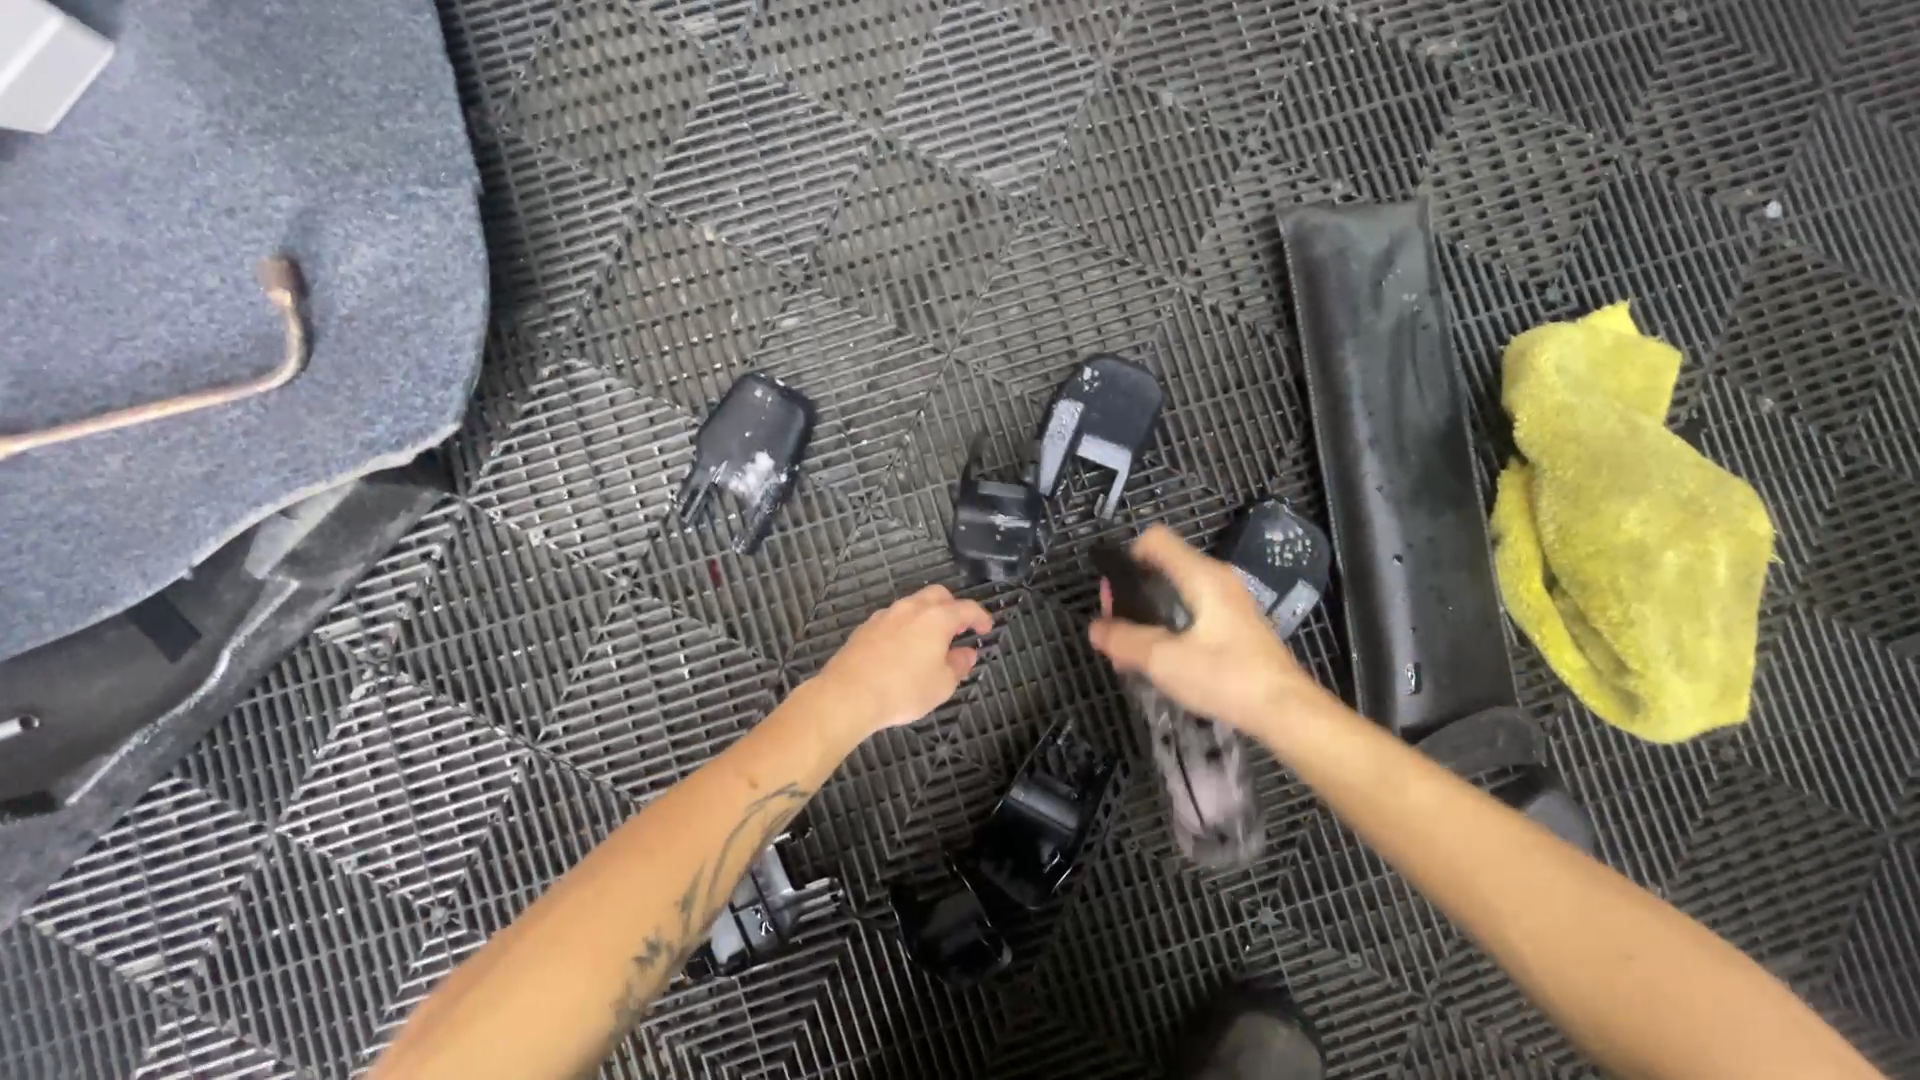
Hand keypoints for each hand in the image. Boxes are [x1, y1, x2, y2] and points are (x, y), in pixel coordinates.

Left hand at [816, 584, 994, 733]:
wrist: (849, 694)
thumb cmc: (903, 690)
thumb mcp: (942, 684)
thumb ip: (958, 665)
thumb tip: (966, 653)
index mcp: (936, 618)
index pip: (967, 608)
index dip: (980, 617)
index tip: (986, 628)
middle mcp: (911, 609)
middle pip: (938, 595)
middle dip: (953, 607)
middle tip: (959, 629)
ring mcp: (885, 615)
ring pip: (913, 605)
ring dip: (927, 616)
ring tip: (931, 641)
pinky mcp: (866, 628)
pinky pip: (893, 619)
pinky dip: (905, 627)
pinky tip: (904, 648)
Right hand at [1088, 525, 1324, 733]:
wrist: (1285, 710)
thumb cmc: (1225, 677)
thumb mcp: (1163, 660)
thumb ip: (1124, 641)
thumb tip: (1095, 628)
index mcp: (1201, 576)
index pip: (1155, 540)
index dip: (1126, 558)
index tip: (1112, 594)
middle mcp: (1218, 580)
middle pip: (1163, 567)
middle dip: (1132, 592)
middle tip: (1115, 628)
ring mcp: (1230, 602)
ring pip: (1177, 592)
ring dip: (1150, 613)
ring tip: (1132, 649)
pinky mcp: (1237, 626)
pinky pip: (1193, 612)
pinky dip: (1171, 626)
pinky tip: (1163, 659)